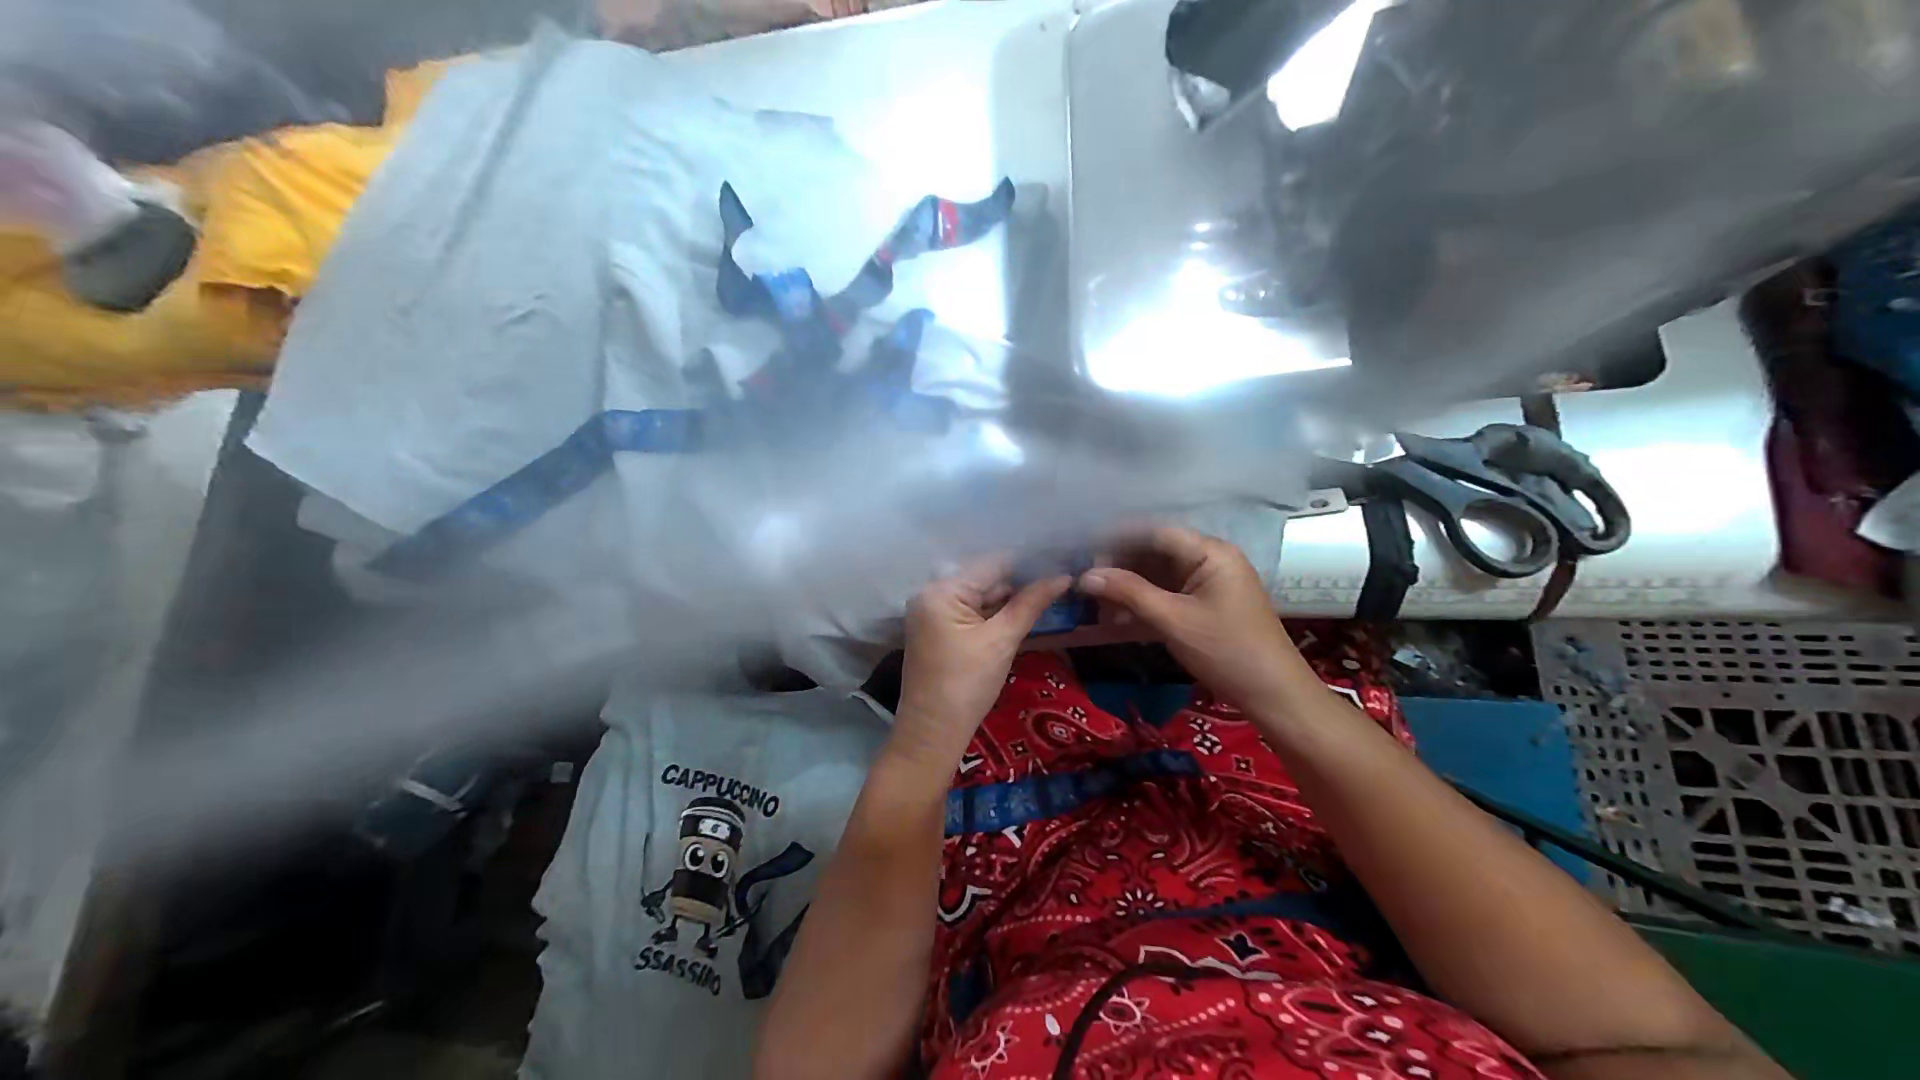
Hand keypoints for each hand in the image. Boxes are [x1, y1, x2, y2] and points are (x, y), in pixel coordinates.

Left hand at [894, 566, 1071, 767]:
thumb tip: (1062, 577)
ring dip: (1008, 595)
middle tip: (1059, 573)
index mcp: (941, 591)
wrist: (933, 733)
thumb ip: (1030, 604)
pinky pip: (969, 610)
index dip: (1026, 561)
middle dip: (1019, 577)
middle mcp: (931, 593)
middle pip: (982, 577)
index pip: (991, 564)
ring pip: (977, 594)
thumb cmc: (967, 685)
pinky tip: (1022, 608)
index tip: (1059, 556)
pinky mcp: (936, 629)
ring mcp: (931, 612)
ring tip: (1049, 587)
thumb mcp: (1002, 641)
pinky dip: (993, 611)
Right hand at [1078, 527, 1305, 711]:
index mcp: (1210, 552)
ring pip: (1156, 576)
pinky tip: (1116, 619)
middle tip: (1086, 586)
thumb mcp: (1173, 620)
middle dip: (1119, 568)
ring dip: (1127, 589)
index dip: (1117, 539)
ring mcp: (1207, 584)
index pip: (1155, 533)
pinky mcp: (1203, 606)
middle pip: (1154, 552)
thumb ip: (1129, 593)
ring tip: (1097, 608)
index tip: (1084, 553)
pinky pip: (1165, 595)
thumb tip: (1085, 575)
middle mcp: (1209, 560)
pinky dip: (1141, 605)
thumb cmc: (1226, 651)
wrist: (1274, 695)